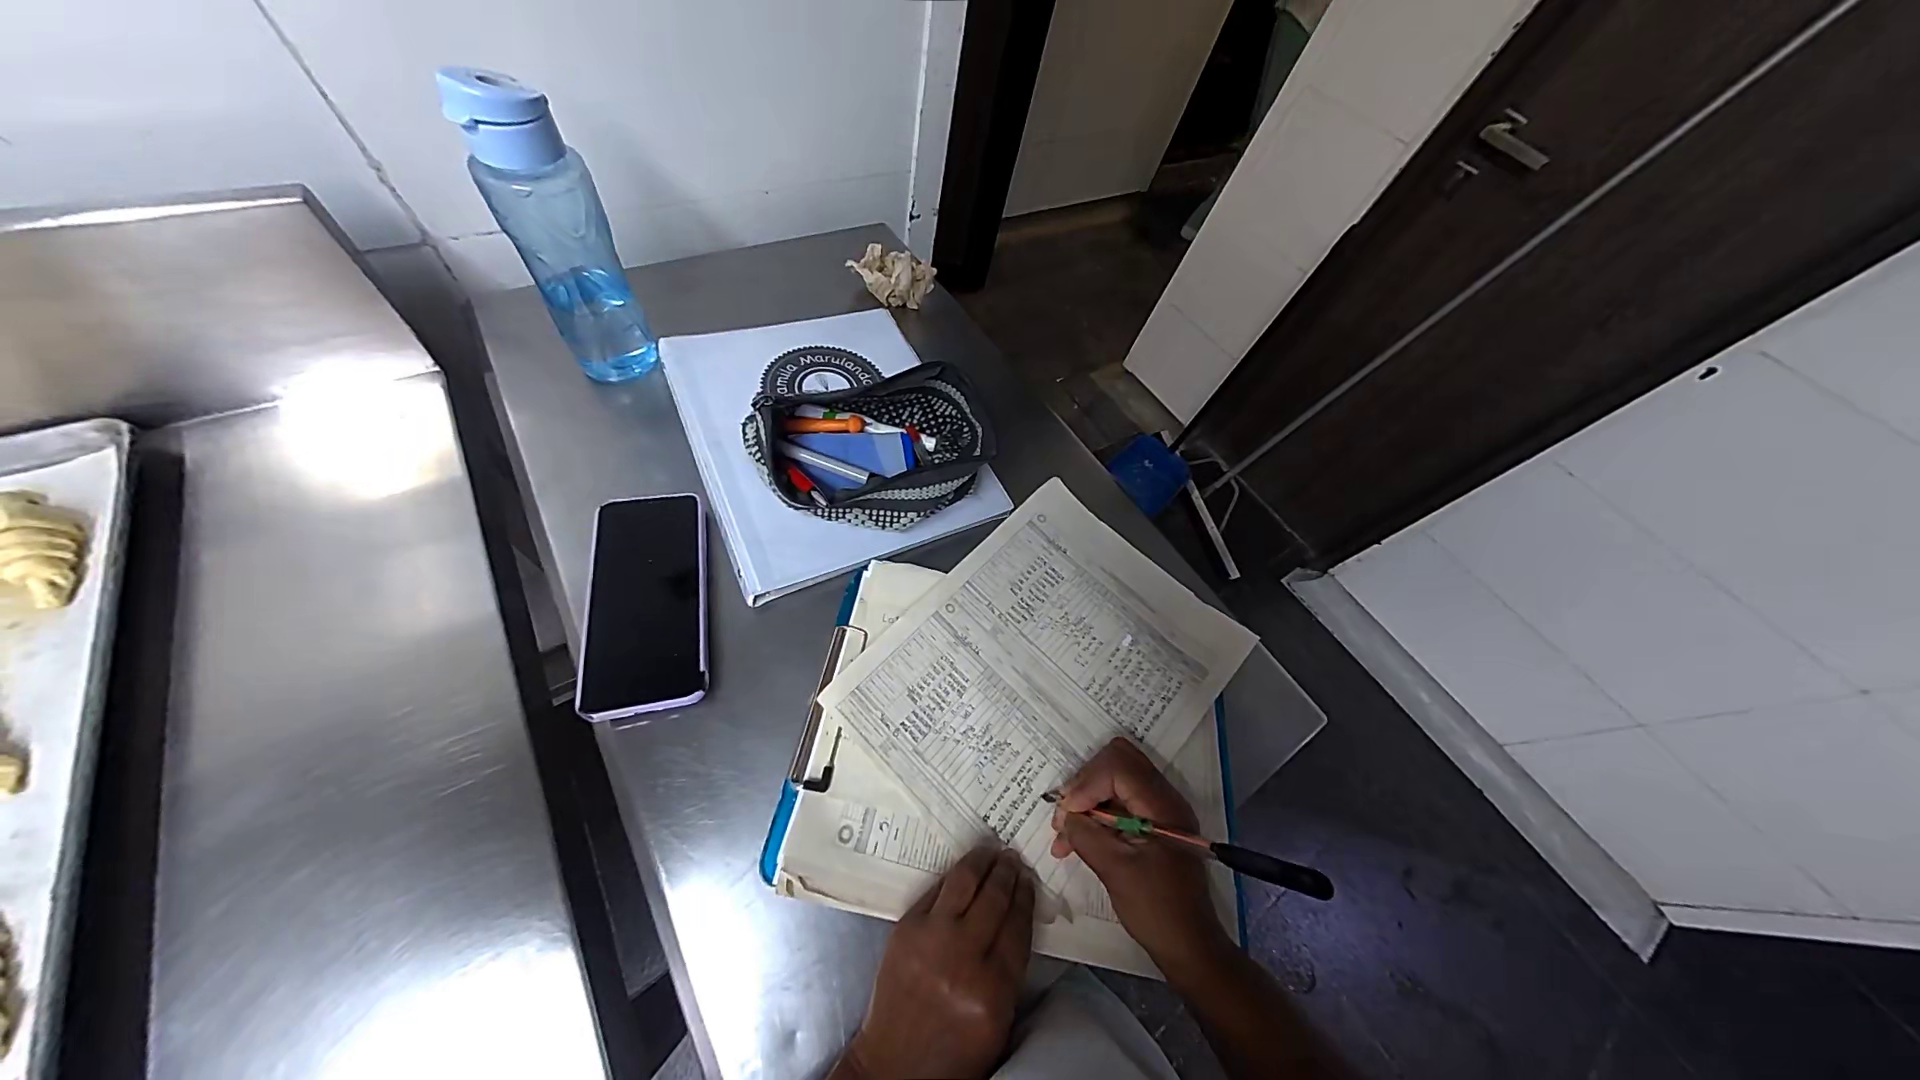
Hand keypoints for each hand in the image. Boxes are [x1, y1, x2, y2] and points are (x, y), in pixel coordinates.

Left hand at [835, 847, 1035, 1079]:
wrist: (895, 1066)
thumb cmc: (954, 1049)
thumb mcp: (997, 1019)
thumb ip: (1009, 969)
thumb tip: (1017, 915)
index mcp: (993, 990)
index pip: (1018, 927)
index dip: (1025, 898)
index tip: (1029, 881)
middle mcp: (963, 960)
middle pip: (994, 900)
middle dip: (1006, 874)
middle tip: (1012, 858)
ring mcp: (930, 940)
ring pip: (963, 883)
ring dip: (981, 862)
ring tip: (990, 852)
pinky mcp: (905, 929)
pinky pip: (934, 891)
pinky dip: (952, 877)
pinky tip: (963, 871)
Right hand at [1050, 737, 1230, 971]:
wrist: (1189, 945)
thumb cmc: (1155, 909)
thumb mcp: (1115, 870)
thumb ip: (1086, 834)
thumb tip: (1065, 814)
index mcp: (1162, 805)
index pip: (1118, 766)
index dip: (1086, 784)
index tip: (1068, 817)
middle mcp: (1163, 797)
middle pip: (1116, 761)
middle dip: (1084, 784)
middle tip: (1065, 818)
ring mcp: (1159, 808)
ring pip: (1114, 778)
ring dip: (1086, 799)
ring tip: (1065, 833)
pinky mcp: (1152, 822)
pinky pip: (1118, 799)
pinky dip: (1096, 812)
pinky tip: (1077, 838)